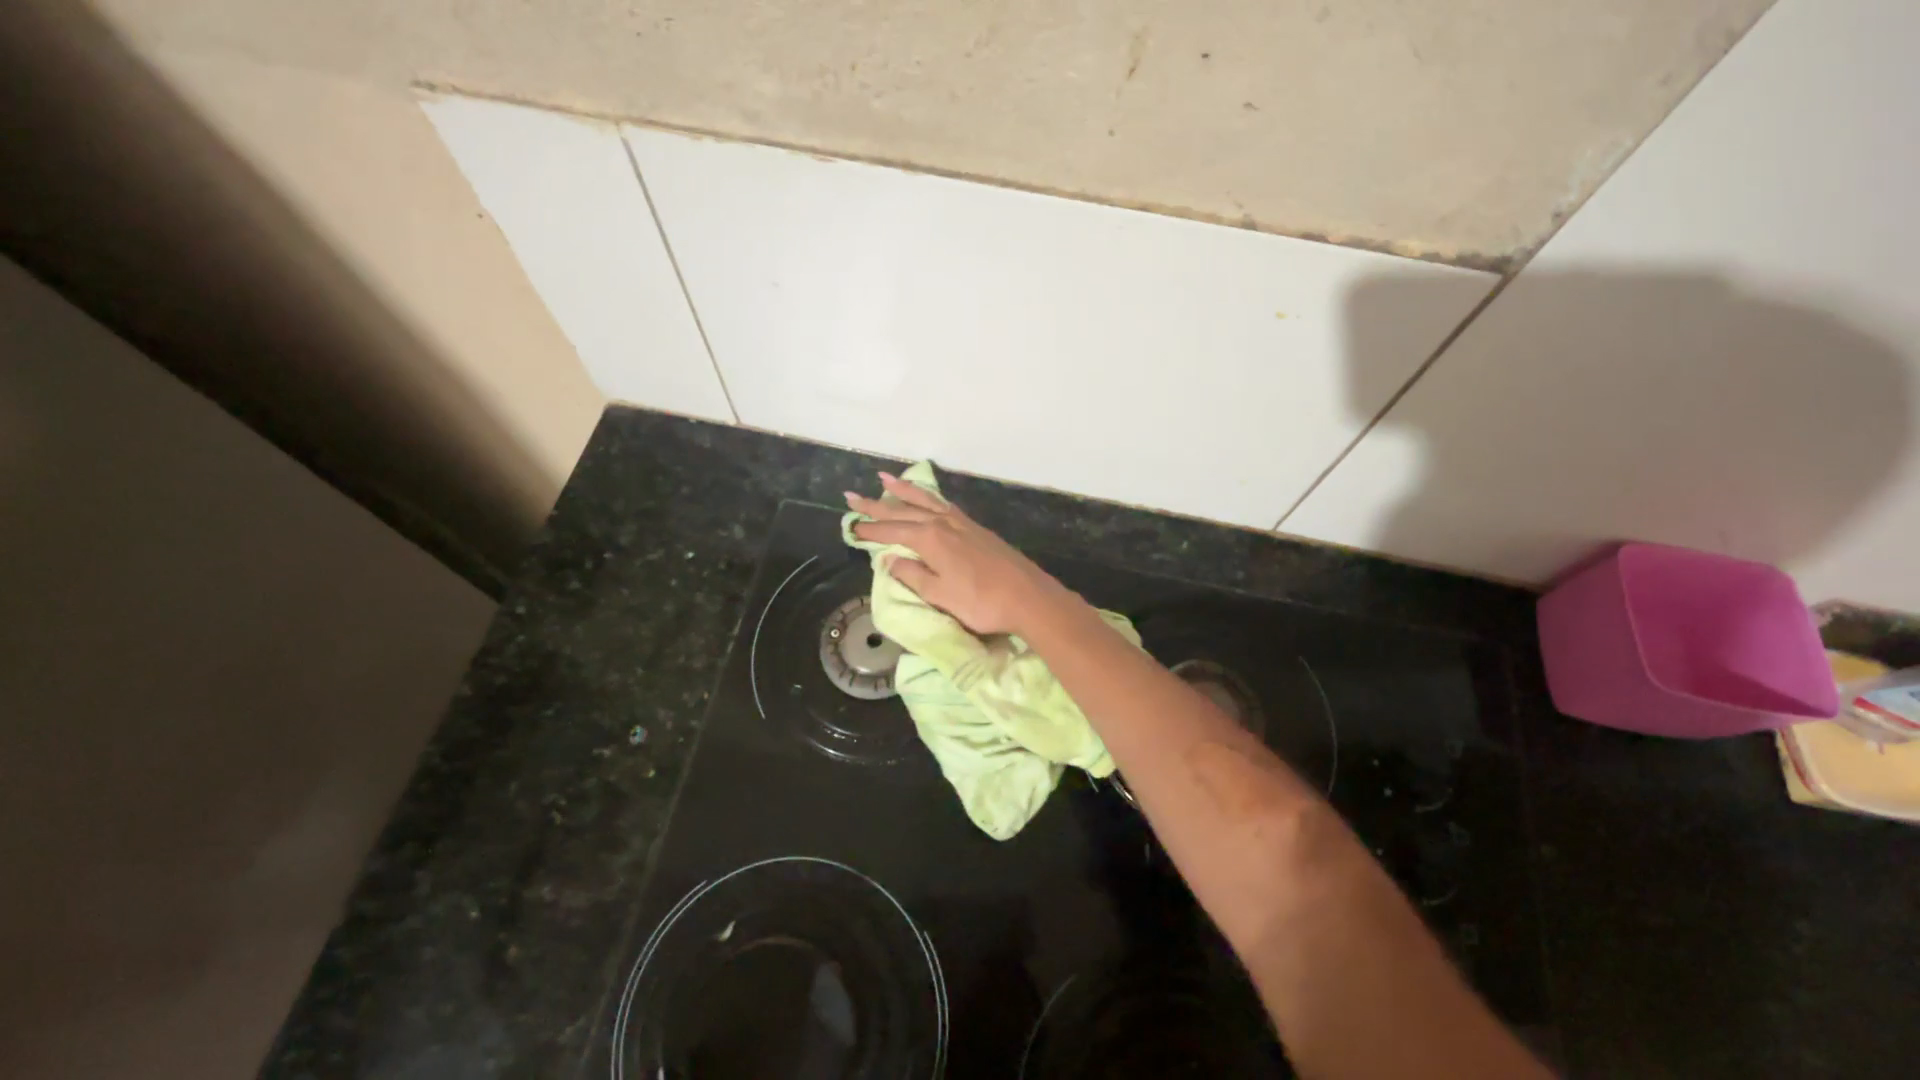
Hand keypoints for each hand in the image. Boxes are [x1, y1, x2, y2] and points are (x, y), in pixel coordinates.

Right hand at [846, 472, 1070, 635]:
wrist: (1027, 597)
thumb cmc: (980, 602)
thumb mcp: (939, 595)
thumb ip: (912, 575)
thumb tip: (888, 560)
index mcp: (929, 539)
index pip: (891, 531)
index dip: (869, 529)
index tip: (849, 525)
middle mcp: (942, 524)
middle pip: (903, 511)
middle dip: (877, 504)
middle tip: (852, 496)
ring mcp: (961, 523)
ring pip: (925, 501)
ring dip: (903, 491)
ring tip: (885, 479)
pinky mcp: (976, 528)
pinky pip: (944, 505)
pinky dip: (929, 498)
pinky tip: (926, 499)